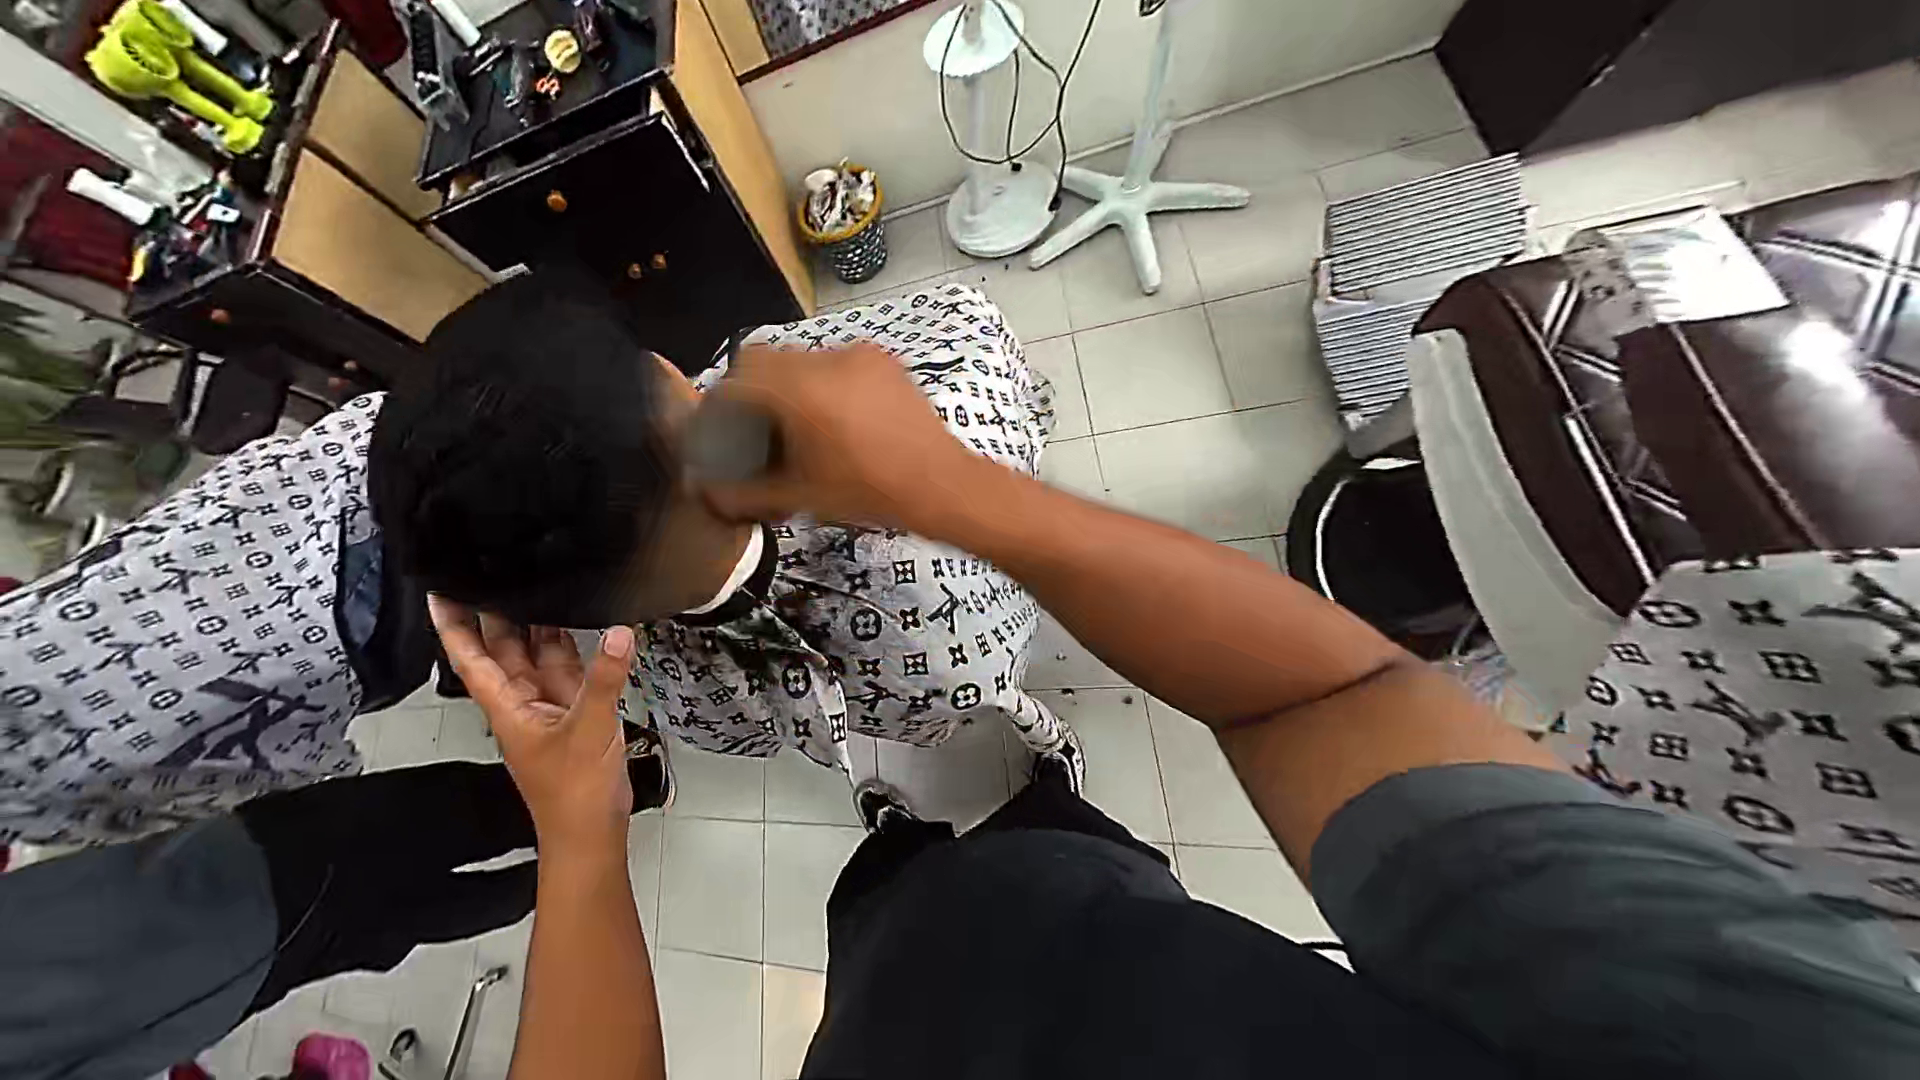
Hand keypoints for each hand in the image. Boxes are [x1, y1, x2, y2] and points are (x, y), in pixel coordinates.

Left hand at [428, 596, 632, 859]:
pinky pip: (572, 669)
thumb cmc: (573, 788)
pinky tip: (587, 625)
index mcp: (507, 706)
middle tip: (499, 573)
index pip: (472, 659)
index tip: (440, 593)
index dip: (454, 627)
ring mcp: (552, 705)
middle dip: (499, 615)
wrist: (590, 825)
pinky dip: (578, 647)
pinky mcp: (578, 709)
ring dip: (540, 627)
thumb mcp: (588, 728)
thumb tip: (620, 632)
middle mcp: (523, 700)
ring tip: (541, 585)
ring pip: (539, 656)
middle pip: (504, 650)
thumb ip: (604, 678)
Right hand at [698, 343, 981, 529]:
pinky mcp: (885, 362)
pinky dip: (825, 384)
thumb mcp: (804, 495)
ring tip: (804, 426)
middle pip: (770, 361)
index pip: (740, 372)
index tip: (727, 425)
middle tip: (762, 428)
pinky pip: (838, 363)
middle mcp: (830, 360)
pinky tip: (837, 419)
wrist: (943, 486)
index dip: (725, 399)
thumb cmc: (874, 493)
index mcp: (803, 389)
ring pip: (804, 360)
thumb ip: (747, 492)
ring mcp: (862, 356)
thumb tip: (710, 494)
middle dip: (758, 393)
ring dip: (793, 387)